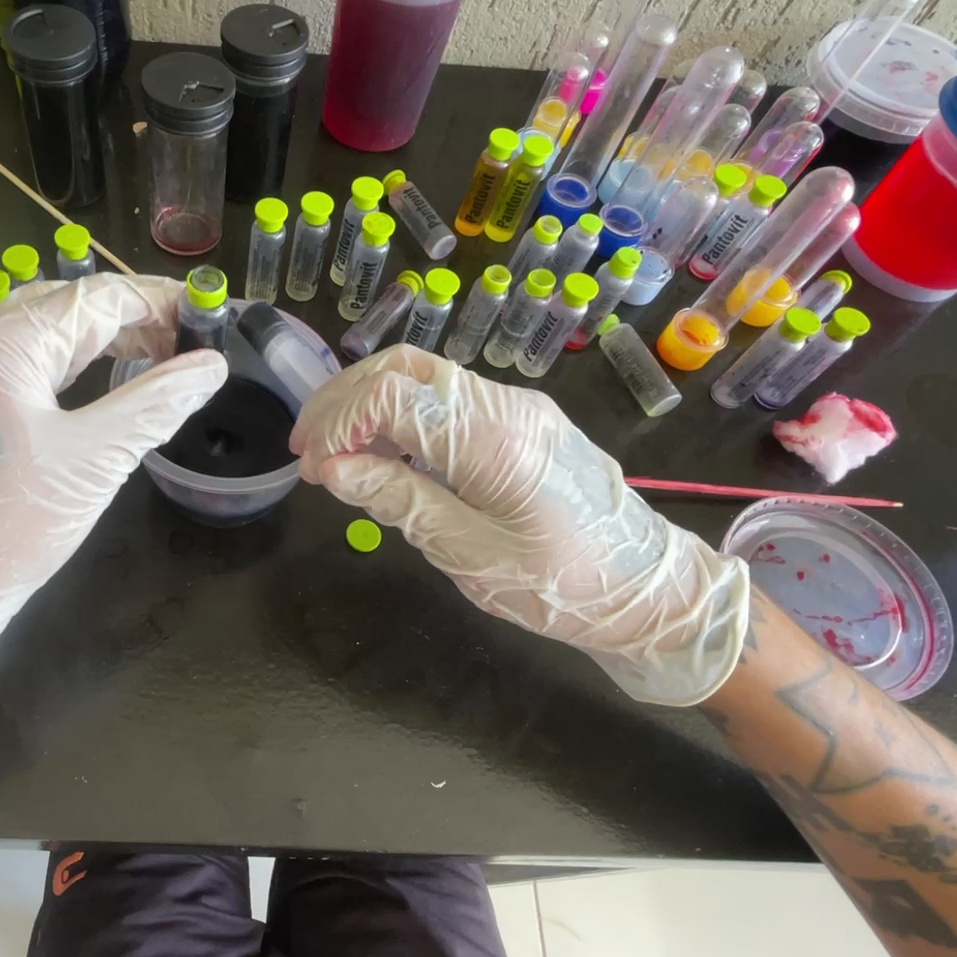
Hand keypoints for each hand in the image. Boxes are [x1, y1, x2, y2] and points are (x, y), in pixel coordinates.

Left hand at [0, 274, 226, 680]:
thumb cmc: (16, 525)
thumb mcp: (96, 460)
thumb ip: (156, 402)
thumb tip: (212, 365)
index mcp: (1, 345)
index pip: (94, 299)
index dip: (157, 301)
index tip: (209, 312)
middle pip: (69, 306)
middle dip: (134, 316)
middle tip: (192, 340)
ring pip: (48, 328)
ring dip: (106, 335)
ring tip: (163, 353)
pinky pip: (29, 356)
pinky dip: (75, 359)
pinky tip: (111, 371)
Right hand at [291, 345, 748, 705]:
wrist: (649, 589)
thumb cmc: (562, 586)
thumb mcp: (470, 555)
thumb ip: (400, 503)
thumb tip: (331, 470)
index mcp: (495, 440)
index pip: (393, 395)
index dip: (339, 423)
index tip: (310, 468)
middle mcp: (507, 405)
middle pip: (405, 367)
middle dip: (343, 400)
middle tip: (307, 449)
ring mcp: (519, 408)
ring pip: (425, 378)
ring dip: (368, 405)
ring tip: (334, 454)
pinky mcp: (522, 421)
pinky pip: (449, 401)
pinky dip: (402, 418)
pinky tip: (382, 455)